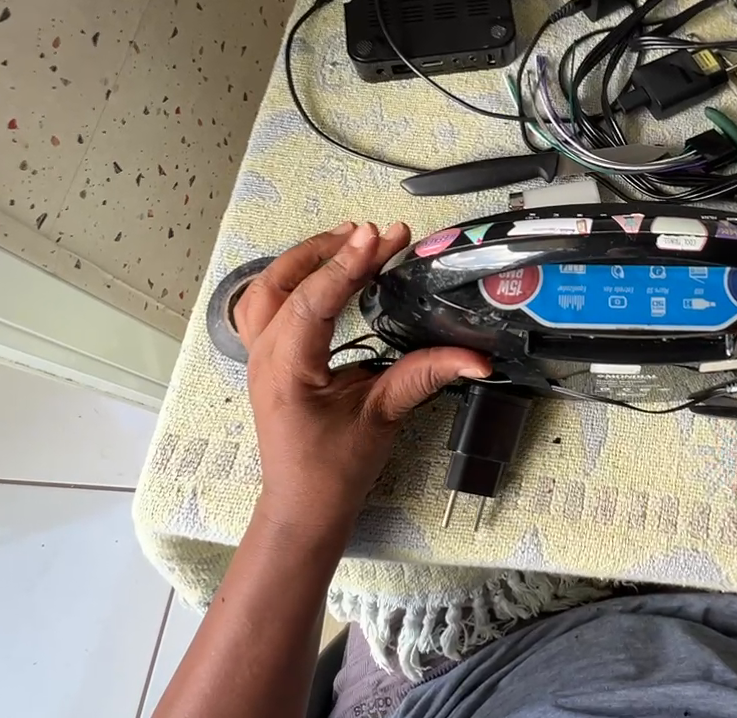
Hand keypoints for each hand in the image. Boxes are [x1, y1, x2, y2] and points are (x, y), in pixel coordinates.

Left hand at [234, 222, 489, 540]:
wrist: (303, 503)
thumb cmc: (336, 466)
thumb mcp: (383, 416)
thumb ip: (426, 375)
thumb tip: (478, 358)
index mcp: (288, 370)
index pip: (311, 303)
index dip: (345, 266)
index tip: (377, 236)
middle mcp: (264, 356)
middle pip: (280, 284)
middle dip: (326, 251)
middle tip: (372, 233)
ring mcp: (258, 355)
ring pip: (266, 288)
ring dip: (304, 258)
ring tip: (348, 239)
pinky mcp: (266, 356)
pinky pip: (266, 303)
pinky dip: (292, 277)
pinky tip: (321, 268)